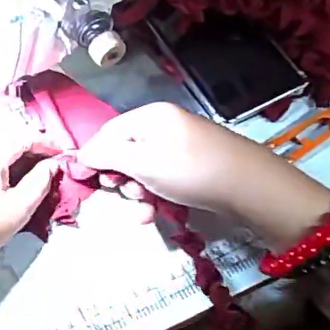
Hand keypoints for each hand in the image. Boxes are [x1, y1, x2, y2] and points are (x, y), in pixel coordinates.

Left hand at [0, 102, 59, 295]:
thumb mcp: (18, 211)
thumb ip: (40, 182)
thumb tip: (51, 165)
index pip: (26, 134)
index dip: (47, 143)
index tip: (59, 154)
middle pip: (5, 125)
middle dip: (26, 138)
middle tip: (40, 157)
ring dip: (3, 135)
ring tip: (15, 156)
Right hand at [74, 103, 329, 247]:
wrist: (248, 187)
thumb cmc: (190, 170)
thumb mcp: (143, 162)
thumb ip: (108, 156)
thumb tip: (80, 154)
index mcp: (150, 117)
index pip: (107, 132)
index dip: (93, 157)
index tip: (84, 181)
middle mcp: (164, 127)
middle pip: (125, 153)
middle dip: (122, 179)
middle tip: (130, 194)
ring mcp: (180, 148)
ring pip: (144, 172)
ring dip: (139, 194)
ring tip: (148, 209)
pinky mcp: (193, 168)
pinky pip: (164, 181)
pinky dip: (158, 197)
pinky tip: (160, 213)